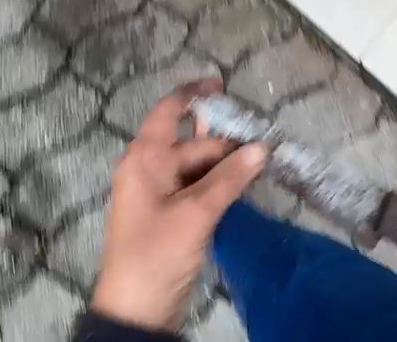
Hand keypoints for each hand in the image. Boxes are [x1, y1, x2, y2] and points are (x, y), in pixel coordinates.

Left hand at [91, 80, 267, 331]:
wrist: (134, 313)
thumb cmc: (157, 253)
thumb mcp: (196, 213)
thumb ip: (229, 177)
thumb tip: (262, 147)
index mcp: (144, 157)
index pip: (169, 110)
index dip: (194, 93)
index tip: (222, 84)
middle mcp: (147, 168)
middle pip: (191, 141)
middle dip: (224, 141)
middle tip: (262, 144)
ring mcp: (156, 193)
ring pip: (195, 165)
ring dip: (224, 164)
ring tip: (259, 163)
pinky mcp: (167, 215)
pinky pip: (194, 187)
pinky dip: (216, 183)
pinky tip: (242, 186)